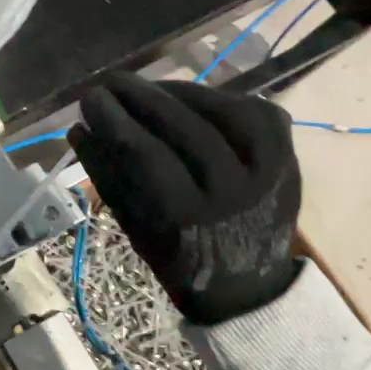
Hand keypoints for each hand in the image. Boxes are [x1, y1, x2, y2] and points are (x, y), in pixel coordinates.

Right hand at [68, 76, 299, 324]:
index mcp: (190, 221)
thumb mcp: (135, 229)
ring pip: (226, 112)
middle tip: (111, 83)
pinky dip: (221, 99)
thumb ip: (107, 177)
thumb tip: (79, 129)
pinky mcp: (290, 158)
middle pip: (187, 129)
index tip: (89, 98)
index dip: (115, 121)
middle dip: (142, 99)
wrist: (248, 286)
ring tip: (147, 87)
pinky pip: (257, 112)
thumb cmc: (178, 261)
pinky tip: (192, 97)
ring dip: (180, 92)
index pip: (146, 155)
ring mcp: (272, 172)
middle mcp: (236, 193)